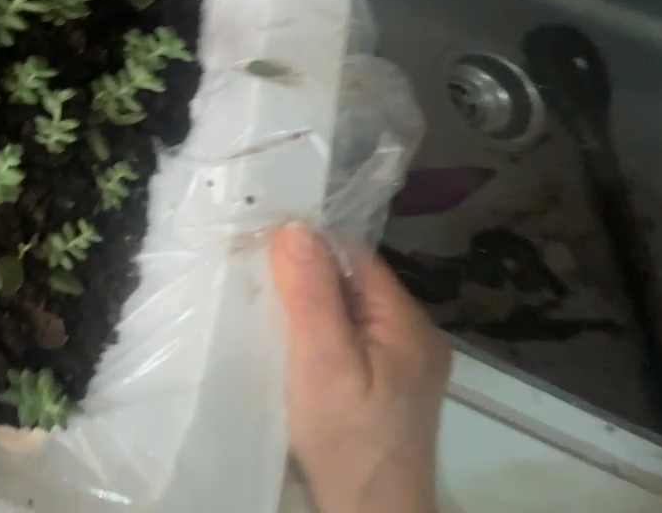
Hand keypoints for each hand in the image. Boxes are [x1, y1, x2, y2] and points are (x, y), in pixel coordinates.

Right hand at [273, 224, 450, 512]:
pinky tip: (282, 332)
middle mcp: (412, 334)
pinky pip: (344, 330)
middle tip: (248, 269)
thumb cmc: (345, 435)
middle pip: (349, 278)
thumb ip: (312, 293)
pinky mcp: (383, 379)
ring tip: (258, 296)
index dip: (306, 242)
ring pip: (343, 304)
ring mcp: (400, 359)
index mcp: (407, 324)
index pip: (353, 255)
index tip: (255, 239)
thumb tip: (295, 226)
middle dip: (300, 269)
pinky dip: (311, 323)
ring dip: (303, 296)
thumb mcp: (322, 359)